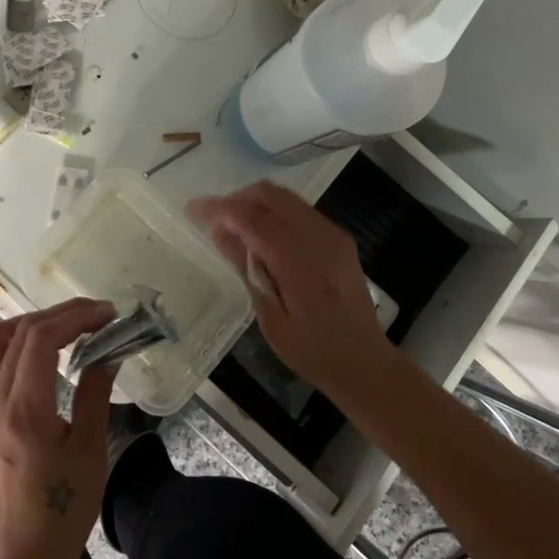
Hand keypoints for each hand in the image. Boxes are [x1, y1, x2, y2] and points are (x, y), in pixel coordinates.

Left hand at [0, 298, 117, 558]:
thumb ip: (96, 393)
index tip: (106, 313)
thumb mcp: (91, 448)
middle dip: (61, 315)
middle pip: (20, 333)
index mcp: (23, 409)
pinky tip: (21, 343)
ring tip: (63, 325)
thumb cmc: (66, 502)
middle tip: (96, 314)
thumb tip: (108, 351)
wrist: (28, 544)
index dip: (75, 317)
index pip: (41, 338)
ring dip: (30, 322)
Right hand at [188, 181, 394, 397]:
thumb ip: (247, 270)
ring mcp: (332, 234)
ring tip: (233, 227)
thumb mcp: (271, 318)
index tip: (193, 209)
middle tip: (213, 219)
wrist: (365, 363)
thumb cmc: (313, 351)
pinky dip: (274, 212)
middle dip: (236, 199)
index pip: (251, 217)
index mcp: (299, 261)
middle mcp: (319, 237)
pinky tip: (262, 236)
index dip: (219, 208)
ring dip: (255, 203)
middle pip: (270, 195)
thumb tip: (221, 233)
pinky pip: (299, 210)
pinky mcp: (339, 238)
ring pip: (285, 198)